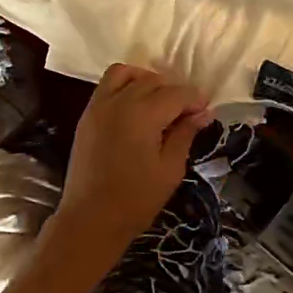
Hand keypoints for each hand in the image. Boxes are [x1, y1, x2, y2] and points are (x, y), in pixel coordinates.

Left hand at [51, 64, 211, 261]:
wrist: (91, 218)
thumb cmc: (136, 199)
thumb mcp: (170, 169)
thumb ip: (185, 134)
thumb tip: (203, 113)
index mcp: (143, 114)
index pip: (176, 93)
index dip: (195, 98)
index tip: (206, 110)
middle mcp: (119, 101)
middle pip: (153, 81)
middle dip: (174, 91)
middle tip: (187, 112)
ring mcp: (99, 105)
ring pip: (126, 73)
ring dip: (146, 80)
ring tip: (159, 102)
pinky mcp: (87, 114)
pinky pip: (107, 85)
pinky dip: (124, 85)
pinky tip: (136, 107)